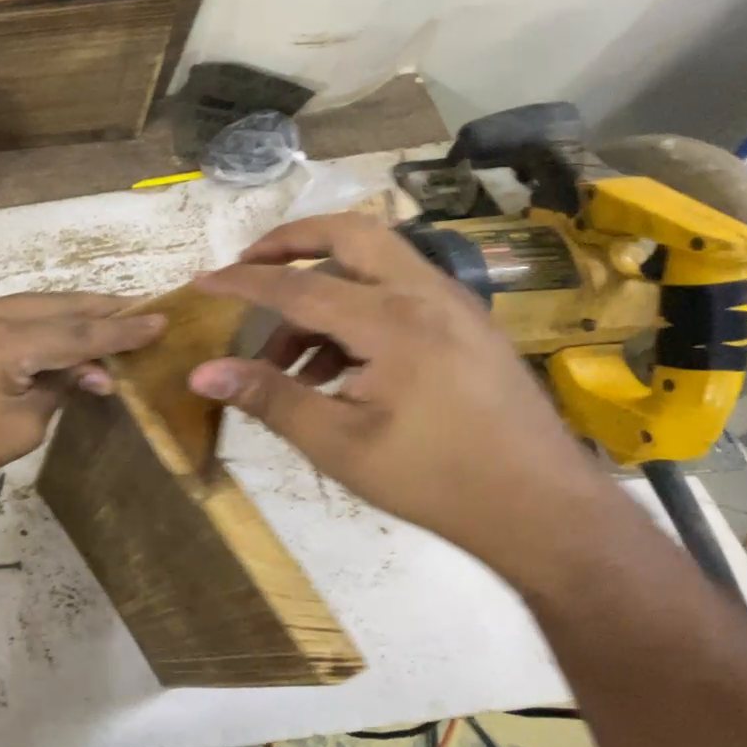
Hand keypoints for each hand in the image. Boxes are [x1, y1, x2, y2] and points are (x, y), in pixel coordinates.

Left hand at [0, 293, 165, 507]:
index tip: (160, 320)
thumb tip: (93, 371)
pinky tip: (65, 327)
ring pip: (33, 305)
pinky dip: (40, 320)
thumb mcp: (25, 422)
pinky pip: (10, 313)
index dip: (120, 332)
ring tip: (113, 314)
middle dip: (100, 311)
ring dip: (71, 313)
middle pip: (56, 307)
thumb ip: (61, 385)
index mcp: (3, 338)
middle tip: (143, 309)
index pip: (76, 332)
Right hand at [187, 214, 617, 577]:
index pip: (299, 285)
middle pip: (352, 234)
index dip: (243, 282)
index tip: (201, 282)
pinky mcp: (467, 328)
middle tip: (248, 265)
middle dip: (291, 242)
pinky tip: (332, 370)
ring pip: (375, 264)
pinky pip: (399, 294)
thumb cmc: (434, 478)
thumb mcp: (336, 443)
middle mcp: (428, 297)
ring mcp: (455, 308)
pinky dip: (353, 310)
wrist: (545, 512)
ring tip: (283, 356)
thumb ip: (267, 397)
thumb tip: (200, 373)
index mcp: (394, 322)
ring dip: (320, 288)